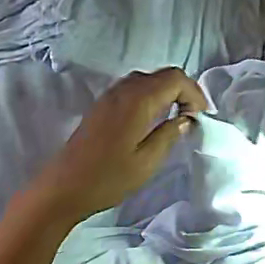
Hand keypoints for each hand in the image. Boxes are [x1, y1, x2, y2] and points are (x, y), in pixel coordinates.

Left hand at [22, 68, 204, 222]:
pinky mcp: (99, 108)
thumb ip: (168, 135)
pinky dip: (147, 99)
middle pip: (160, 75)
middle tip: (191, 117)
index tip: (201, 116)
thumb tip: (184, 119)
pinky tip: (150, 121)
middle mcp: (122, 90)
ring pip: (144, 81)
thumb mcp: (146, 162)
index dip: (194, 93)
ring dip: (164, 94)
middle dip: (181, 91)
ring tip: (174, 118)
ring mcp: (107, 97)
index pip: (175, 78)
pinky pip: (130, 91)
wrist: (63, 187)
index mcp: (138, 100)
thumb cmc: (107, 178)